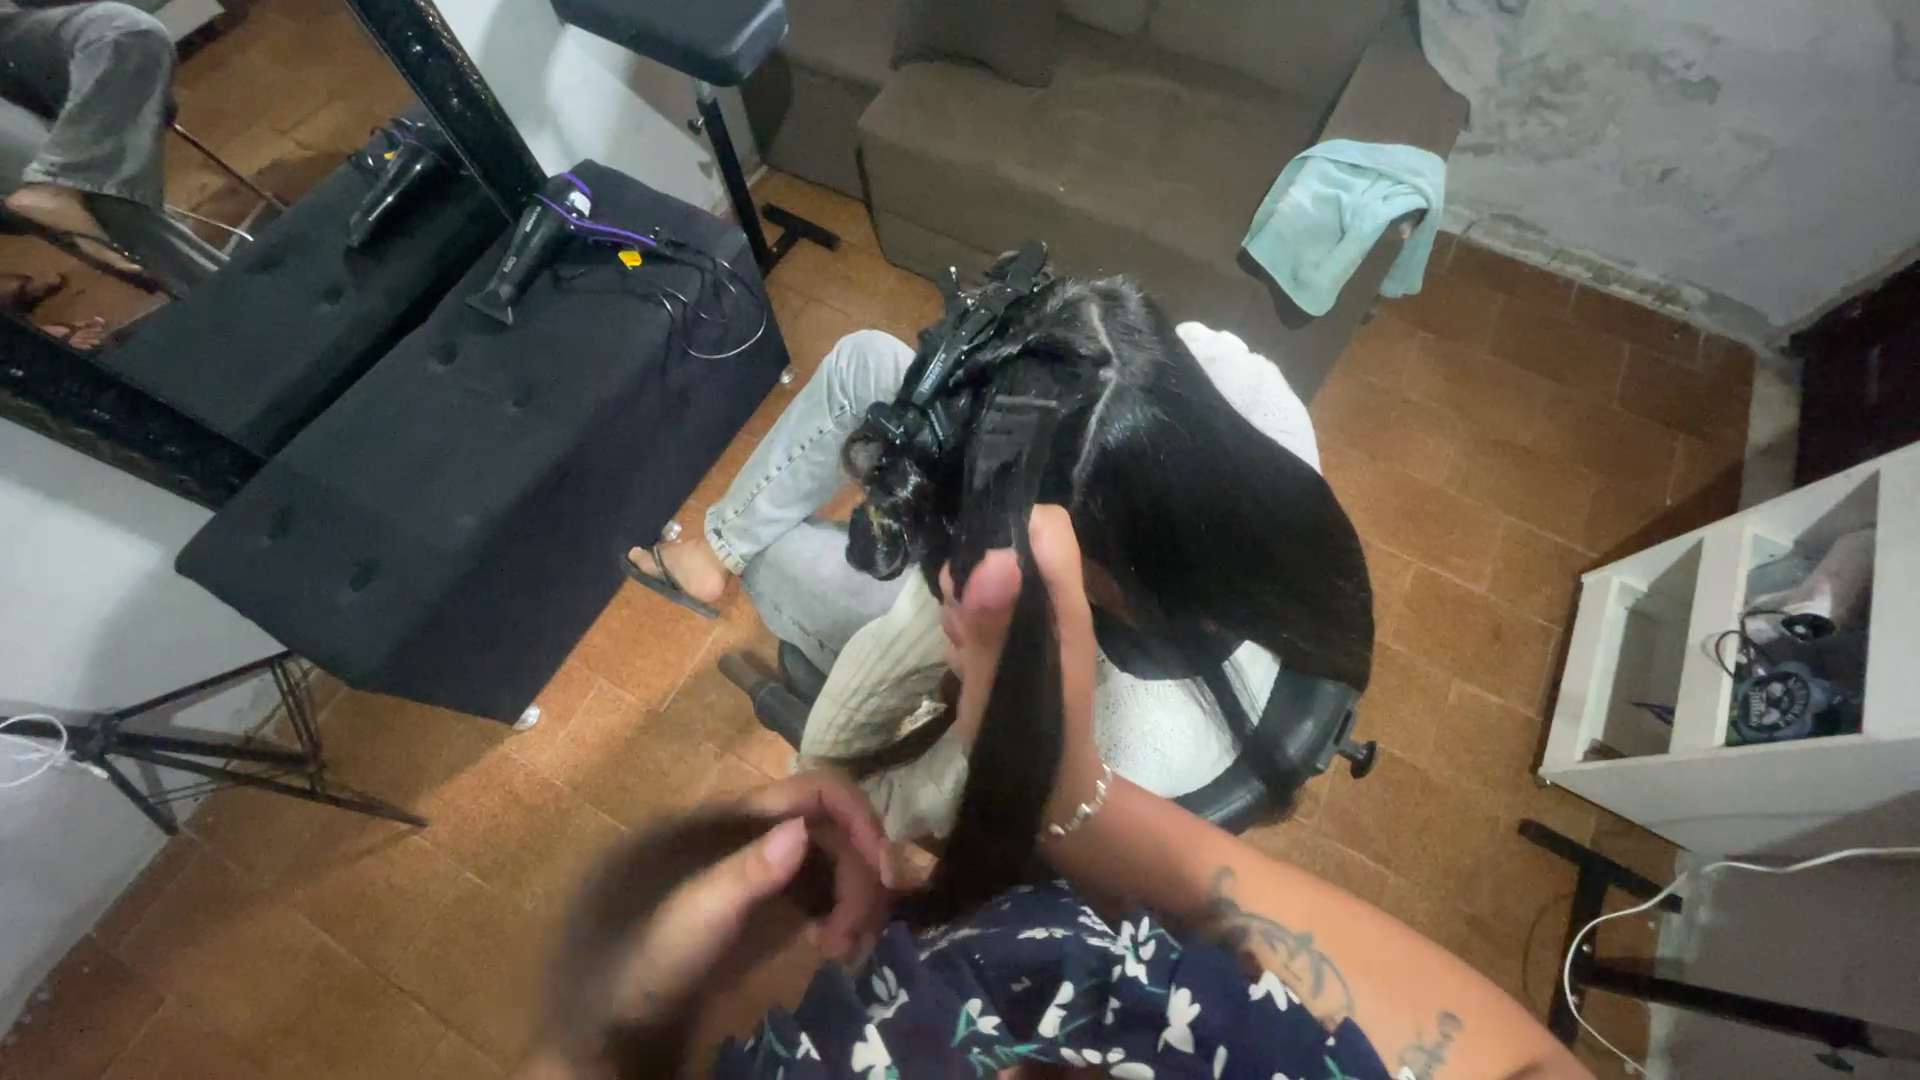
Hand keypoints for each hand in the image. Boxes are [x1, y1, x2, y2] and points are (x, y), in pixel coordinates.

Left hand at [601, 771, 892, 1026]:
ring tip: (846, 950)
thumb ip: (745, 873)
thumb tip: (802, 830)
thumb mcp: (695, 919)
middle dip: (862, 877)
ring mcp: (776, 867)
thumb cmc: (651, 961)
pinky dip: (851, 916)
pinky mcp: (783, 902)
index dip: (860, 816)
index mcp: (746, 819)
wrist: (625, 1016)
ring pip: (845, 862)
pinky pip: (835, 893)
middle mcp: (768, 833)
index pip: (821, 790)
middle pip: (841, 832)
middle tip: (857, 935)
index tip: (883, 867)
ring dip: (860, 901)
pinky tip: (840, 949)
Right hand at [936, 505, 1103, 819]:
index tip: (973, 563)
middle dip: (971, 579)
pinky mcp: (1012, 644)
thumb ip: (995, 626)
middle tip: (963, 626)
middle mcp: (1050, 605)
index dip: (1008, 526)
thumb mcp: (1002, 688)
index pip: (1046, 525)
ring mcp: (1030, 625)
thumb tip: (995, 557)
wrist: (1044, 798)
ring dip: (964, 613)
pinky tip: (968, 669)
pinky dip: (964, 637)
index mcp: (1063, 604)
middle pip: (1004, 551)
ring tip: (968, 657)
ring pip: (983, 585)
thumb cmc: (1031, 746)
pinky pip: (976, 617)